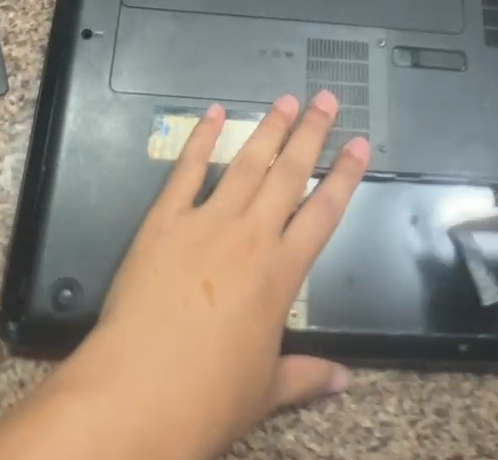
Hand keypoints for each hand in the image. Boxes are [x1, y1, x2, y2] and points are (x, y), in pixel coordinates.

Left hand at [5, 92, 369, 459]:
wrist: (137, 392)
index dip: (346, 175)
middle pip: (290, 173)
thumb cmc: (207, 397)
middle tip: (326, 99)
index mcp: (282, 274)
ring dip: (268, 129)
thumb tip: (346, 379)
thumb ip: (308, 375)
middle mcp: (250, 237)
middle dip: (311, 133)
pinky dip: (200, 140)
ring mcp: (205, 223)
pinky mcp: (163, 222)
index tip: (359, 144)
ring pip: (246, 164)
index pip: (325, 211)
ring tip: (285, 100)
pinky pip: (185, 172)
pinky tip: (213, 114)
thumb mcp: (266, 391)